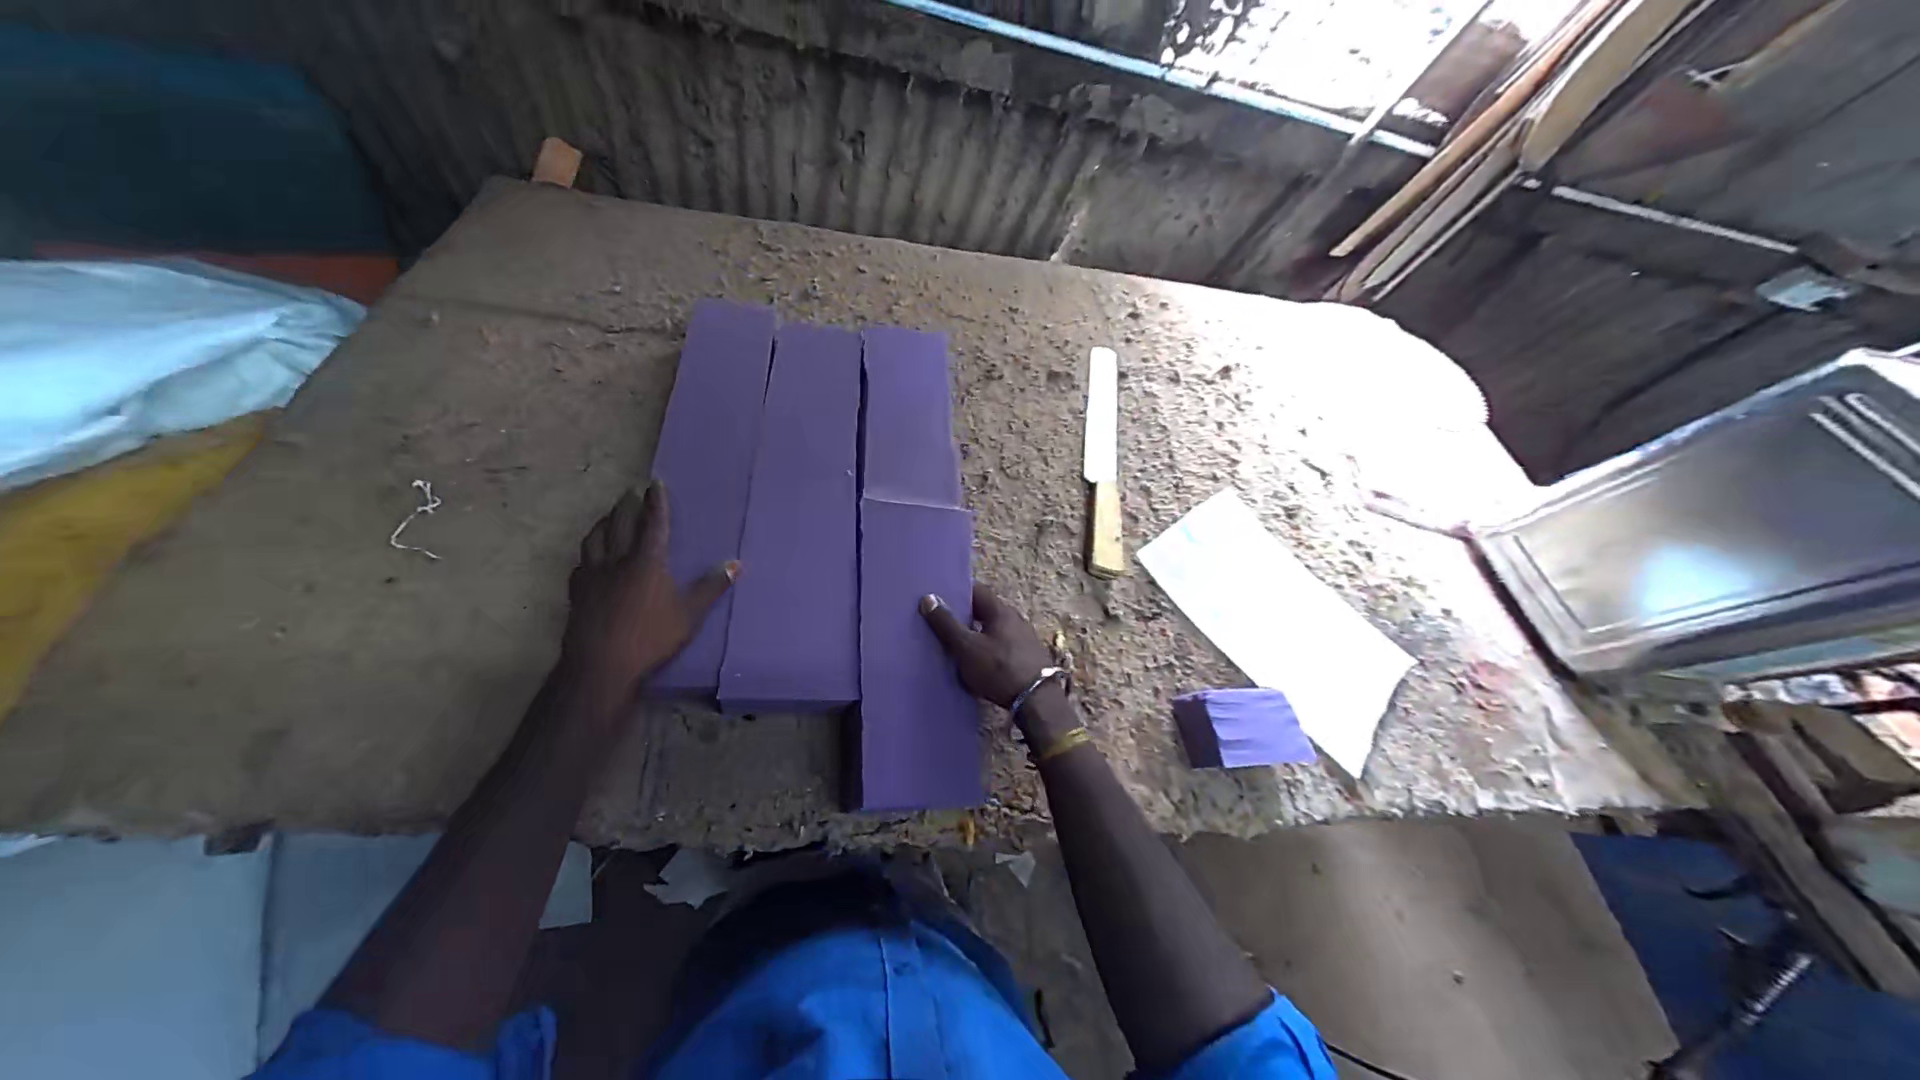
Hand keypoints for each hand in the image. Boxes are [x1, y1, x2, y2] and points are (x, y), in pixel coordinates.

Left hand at [562, 481, 735, 699]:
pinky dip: (587, 555)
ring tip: (608, 517)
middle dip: (627, 506)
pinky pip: (581, 565)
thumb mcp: (690, 615)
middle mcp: (617, 561)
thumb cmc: (651, 638)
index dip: (656, 503)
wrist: (601, 665)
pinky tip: (588, 560)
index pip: (654, 524)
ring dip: (603, 524)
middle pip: (620, 525)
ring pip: (595, 540)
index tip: (655, 483)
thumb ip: (711, 587)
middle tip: (630, 492)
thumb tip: (736, 564)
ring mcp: (593, 577)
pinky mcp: (578, 593)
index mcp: (647, 562)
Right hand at [921, 585, 1070, 740]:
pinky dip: (988, 647)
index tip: (941, 598)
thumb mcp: (966, 648)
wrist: (1037, 701)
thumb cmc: (998, 669)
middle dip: (966, 615)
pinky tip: (979, 661)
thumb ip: (947, 624)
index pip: (977, 590)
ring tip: (957, 644)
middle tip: (944, 622)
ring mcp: (1024, 638)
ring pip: (994, 629)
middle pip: (986, 610)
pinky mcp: (1028, 657)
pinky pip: (1002, 645)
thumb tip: (928, 598)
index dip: (958, 591)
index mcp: (1000, 611)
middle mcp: (1015, 619)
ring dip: (977, 633)